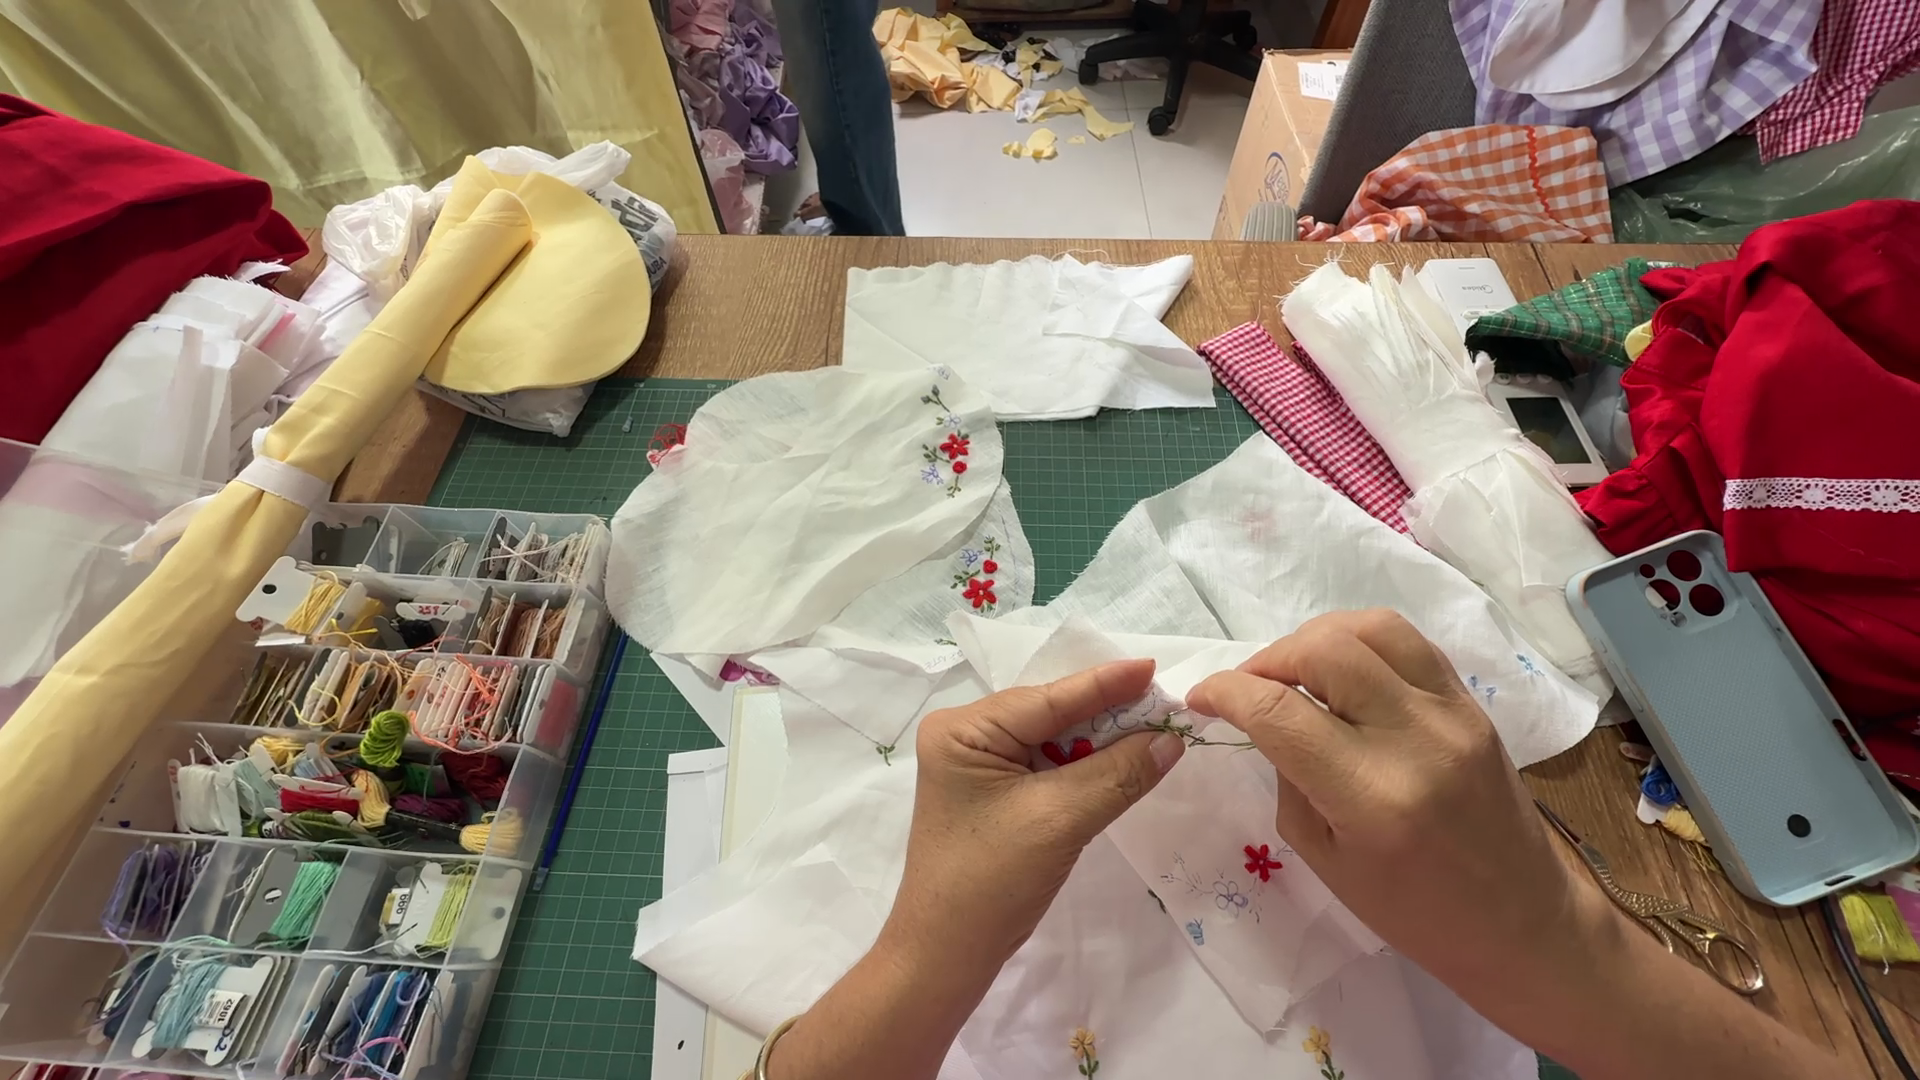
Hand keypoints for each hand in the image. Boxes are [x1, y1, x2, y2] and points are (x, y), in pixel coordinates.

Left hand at [768, 662, 1185, 1079]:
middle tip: (1161, 701)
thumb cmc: (992, 882)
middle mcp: (964, 734)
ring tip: (1150, 726)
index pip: (1047, 699)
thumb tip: (1170, 739)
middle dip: (1105, 711)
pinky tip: (1117, 757)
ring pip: (1050, 737)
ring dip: (1097, 739)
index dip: (1105, 683)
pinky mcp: (990, 788)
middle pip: (1049, 713)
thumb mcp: (1059, 820)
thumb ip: (1117, 774)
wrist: (946, 954)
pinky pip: (1044, 762)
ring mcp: (974, 761)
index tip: (1152, 665)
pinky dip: (1081, 764)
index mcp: (963, 729)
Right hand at [1183, 610, 1595, 1000]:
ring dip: (1312, 638)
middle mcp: (1417, 741)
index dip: (1223, 691)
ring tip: (1295, 671)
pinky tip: (1340, 670)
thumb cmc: (1413, 911)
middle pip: (1323, 649)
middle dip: (1266, 659)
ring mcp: (1453, 714)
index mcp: (1371, 797)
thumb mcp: (1320, 854)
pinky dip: (1356, 640)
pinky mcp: (1472, 703)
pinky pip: (1404, 639)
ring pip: (1367, 627)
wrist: (1527, 926)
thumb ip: (1287, 772)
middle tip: (1250, 688)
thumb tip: (1264, 716)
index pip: (1277, 711)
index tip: (1200, 697)